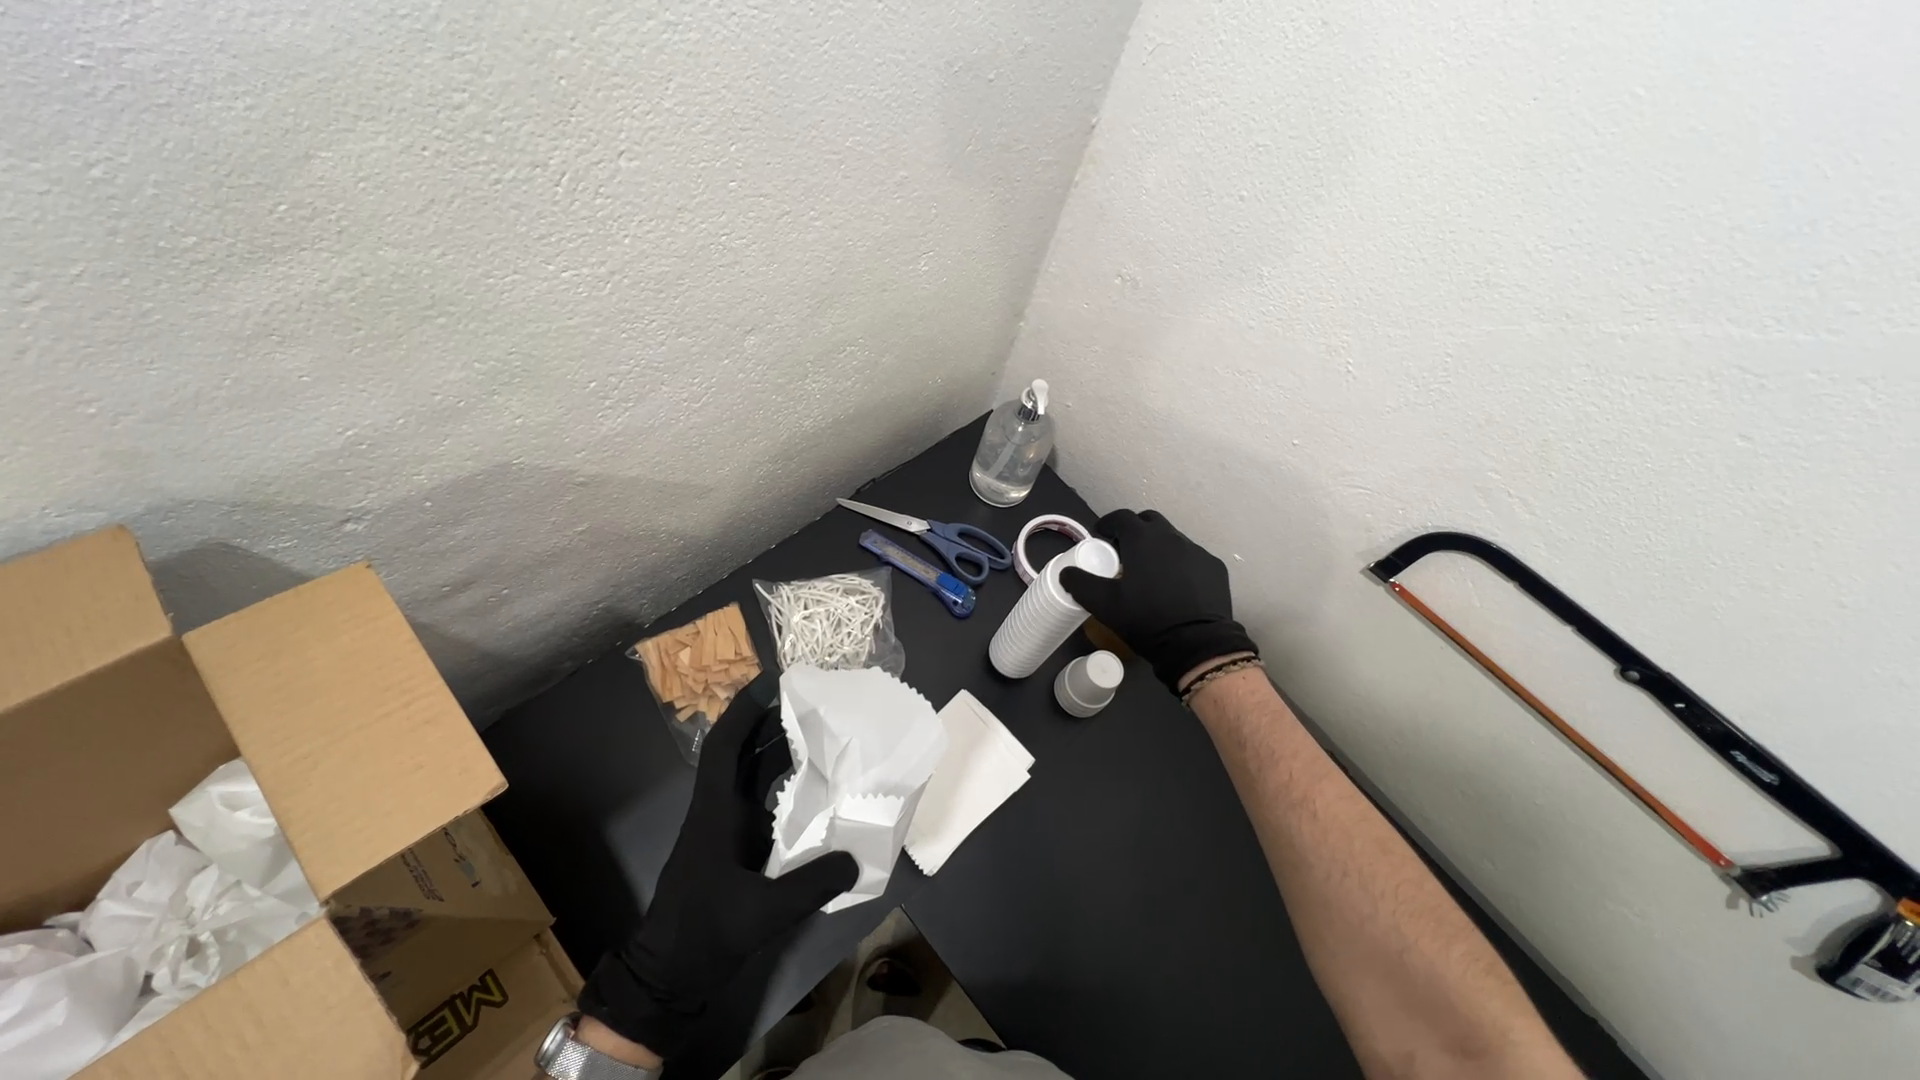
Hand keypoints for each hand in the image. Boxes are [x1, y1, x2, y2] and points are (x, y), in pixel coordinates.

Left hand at [577, 673, 857, 1061]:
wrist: (668, 975)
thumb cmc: (706, 935)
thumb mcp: (765, 912)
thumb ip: (813, 884)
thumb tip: (857, 858)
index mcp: (714, 814)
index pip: (723, 748)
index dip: (744, 712)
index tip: (772, 683)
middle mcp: (717, 812)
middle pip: (741, 754)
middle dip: (770, 724)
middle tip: (812, 701)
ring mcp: (724, 831)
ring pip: (750, 778)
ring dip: (779, 754)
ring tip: (821, 734)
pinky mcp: (734, 849)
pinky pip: (760, 804)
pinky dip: (784, 789)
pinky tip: (816, 789)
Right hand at [1059, 509, 1258, 691]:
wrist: (1197, 643)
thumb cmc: (1146, 619)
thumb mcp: (1104, 605)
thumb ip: (1081, 584)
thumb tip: (1067, 573)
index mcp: (1142, 539)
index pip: (1121, 517)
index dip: (1108, 523)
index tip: (1101, 535)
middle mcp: (1171, 536)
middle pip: (1149, 521)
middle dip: (1135, 530)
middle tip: (1125, 551)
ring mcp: (1197, 551)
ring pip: (1172, 539)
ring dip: (1158, 547)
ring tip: (1151, 572)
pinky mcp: (1214, 567)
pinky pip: (1192, 558)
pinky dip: (1180, 564)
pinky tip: (1176, 587)